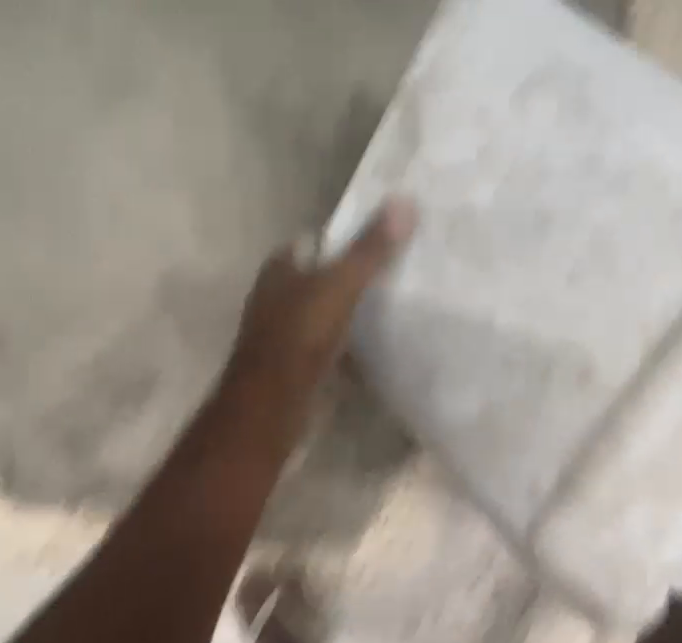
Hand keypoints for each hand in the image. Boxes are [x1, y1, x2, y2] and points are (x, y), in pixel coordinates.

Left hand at [217, 198, 417, 431]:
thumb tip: (405, 201)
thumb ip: (371, 250)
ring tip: (393, 311)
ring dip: (351, 314)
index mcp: (281, 268)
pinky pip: (329, 347)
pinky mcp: (297, 366)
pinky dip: (349, 347)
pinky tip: (375, 350)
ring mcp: (286, 334)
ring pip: (326, 314)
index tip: (384, 241)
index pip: (316, 241)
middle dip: (352, 278)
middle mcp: (278, 296)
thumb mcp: (341, 286)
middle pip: (321, 278)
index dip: (347, 239)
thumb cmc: (301, 336)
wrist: (275, 401)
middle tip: (397, 276)